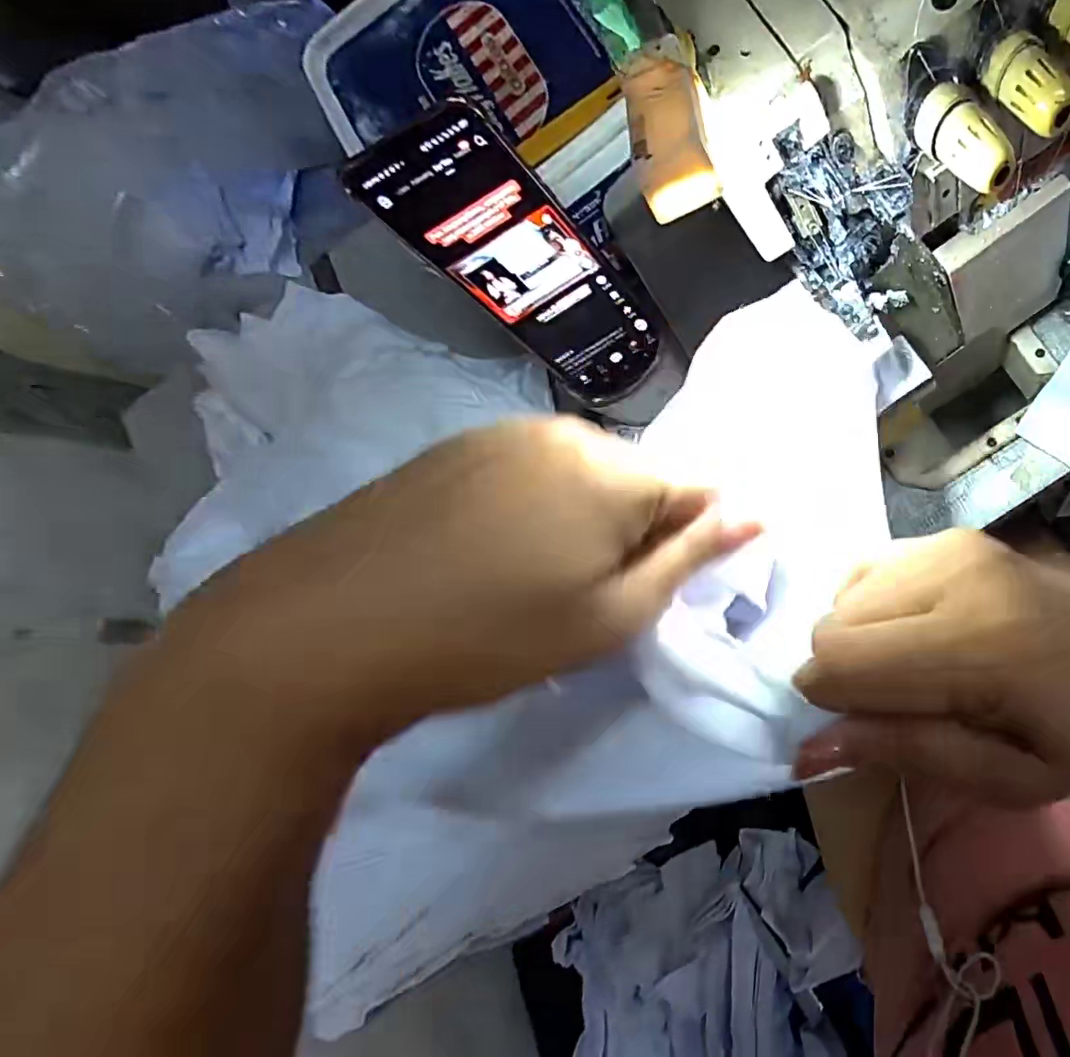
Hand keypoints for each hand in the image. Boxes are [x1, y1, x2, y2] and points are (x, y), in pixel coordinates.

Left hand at [145, 416, 758, 745]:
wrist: (315, 636)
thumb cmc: (492, 636)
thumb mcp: (614, 614)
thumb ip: (691, 557)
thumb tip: (754, 515)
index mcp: (615, 470)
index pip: (699, 492)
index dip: (686, 543)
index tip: (649, 587)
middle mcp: (568, 432)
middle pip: (642, 481)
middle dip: (636, 530)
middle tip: (590, 593)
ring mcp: (506, 433)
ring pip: (590, 475)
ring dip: (587, 519)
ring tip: (537, 576)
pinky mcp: (458, 446)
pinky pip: (536, 471)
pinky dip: (540, 508)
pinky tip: (493, 552)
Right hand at [793, 530, 1069, 804]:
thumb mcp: (1015, 778)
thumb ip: (912, 753)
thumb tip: (811, 747)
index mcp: (978, 646)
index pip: (841, 664)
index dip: (831, 706)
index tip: (872, 731)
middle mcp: (955, 576)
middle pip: (832, 626)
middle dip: (847, 676)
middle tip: (908, 704)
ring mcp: (954, 544)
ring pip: (844, 596)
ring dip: (861, 641)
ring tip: (922, 667)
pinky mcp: (954, 535)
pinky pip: (870, 570)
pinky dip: (875, 608)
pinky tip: (920, 629)